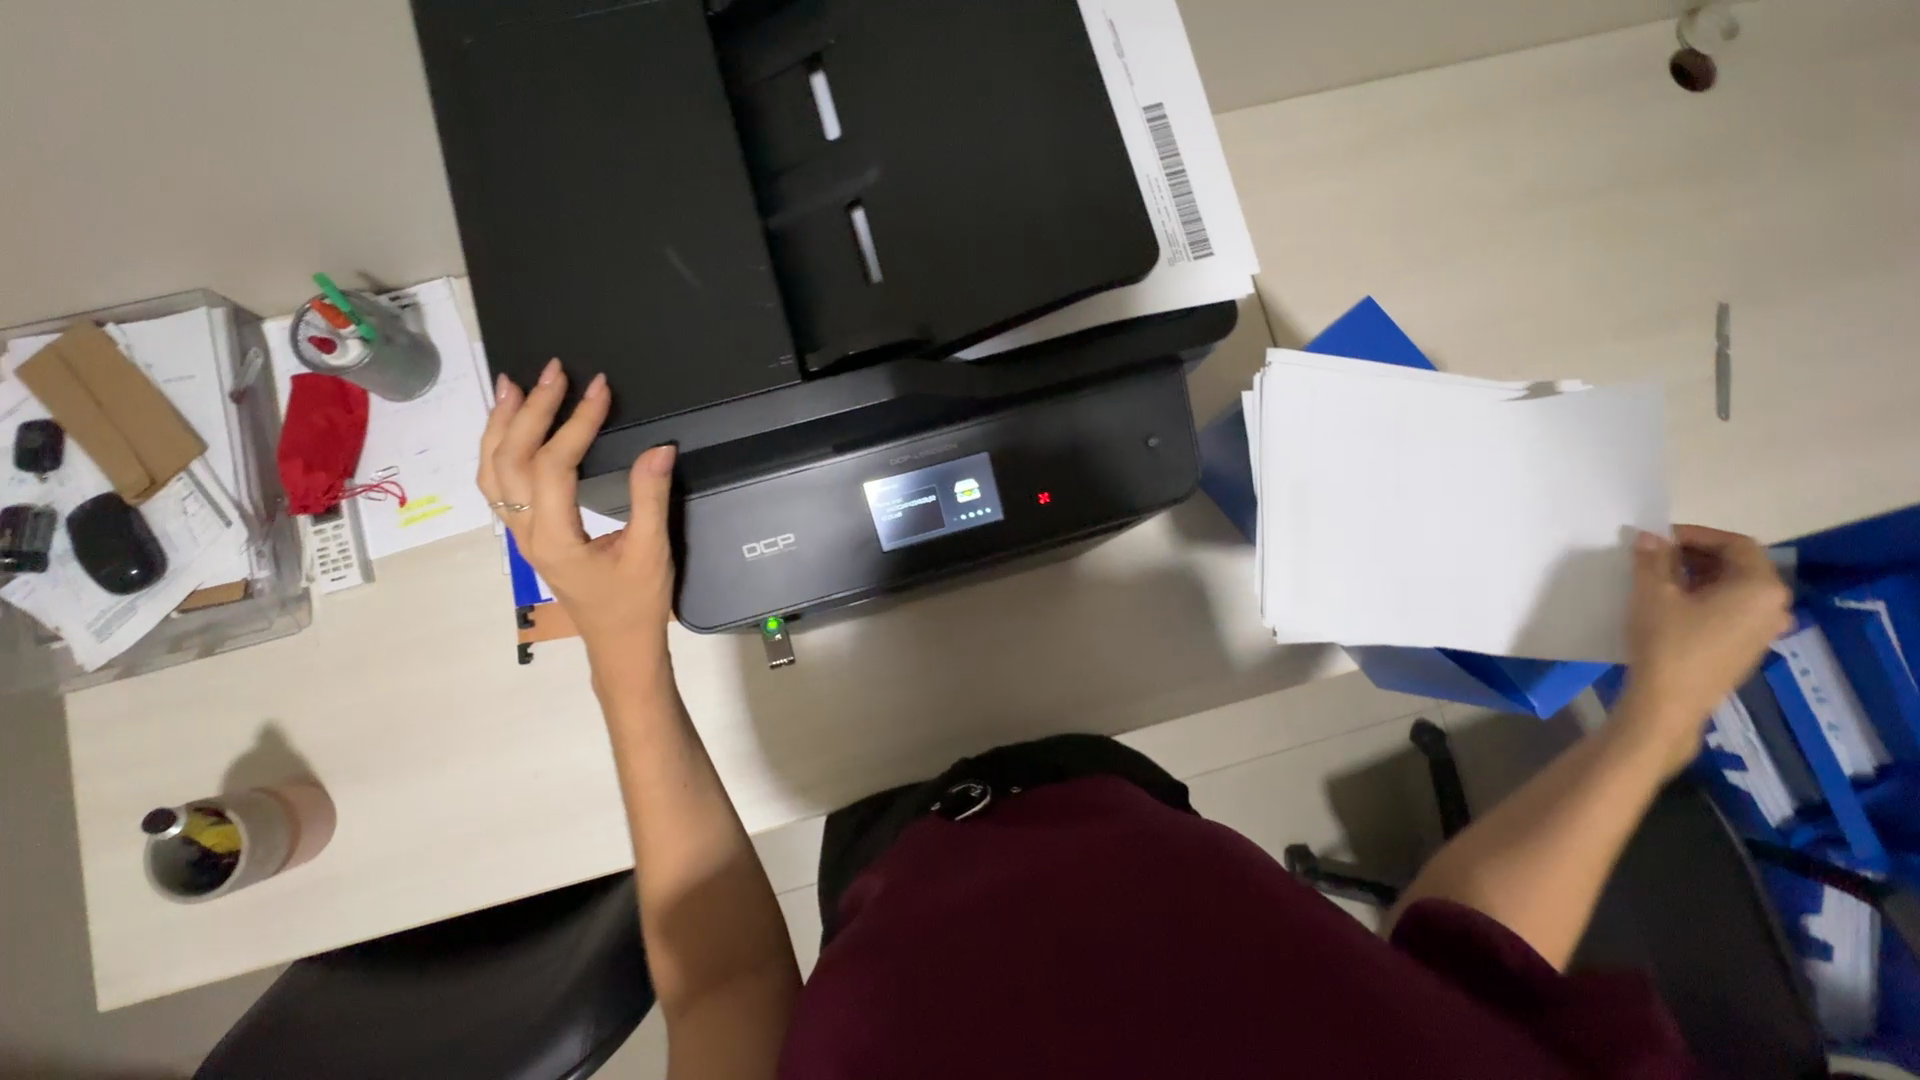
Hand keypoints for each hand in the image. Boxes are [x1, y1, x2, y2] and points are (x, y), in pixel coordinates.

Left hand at [477, 359, 678, 671]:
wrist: (619, 643)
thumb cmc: (637, 603)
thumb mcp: (652, 552)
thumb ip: (650, 499)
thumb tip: (659, 449)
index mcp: (556, 537)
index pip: (553, 466)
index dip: (576, 423)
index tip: (600, 390)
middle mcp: (526, 531)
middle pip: (511, 459)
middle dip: (531, 411)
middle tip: (554, 371)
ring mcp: (520, 533)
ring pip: (492, 471)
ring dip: (501, 425)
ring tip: (513, 385)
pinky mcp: (528, 532)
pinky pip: (498, 483)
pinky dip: (499, 448)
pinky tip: (510, 428)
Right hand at [1614, 524, 1794, 775]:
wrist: (1670, 702)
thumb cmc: (1666, 643)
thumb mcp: (1652, 594)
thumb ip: (1653, 560)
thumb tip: (1650, 537)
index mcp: (1760, 587)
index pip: (1736, 544)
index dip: (1696, 535)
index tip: (1658, 538)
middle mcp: (1774, 606)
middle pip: (1739, 566)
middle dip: (1695, 555)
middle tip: (1654, 556)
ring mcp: (1764, 630)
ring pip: (1733, 589)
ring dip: (1698, 577)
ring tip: (1657, 580)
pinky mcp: (1747, 648)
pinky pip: (1730, 611)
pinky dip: (1704, 599)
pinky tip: (1671, 608)